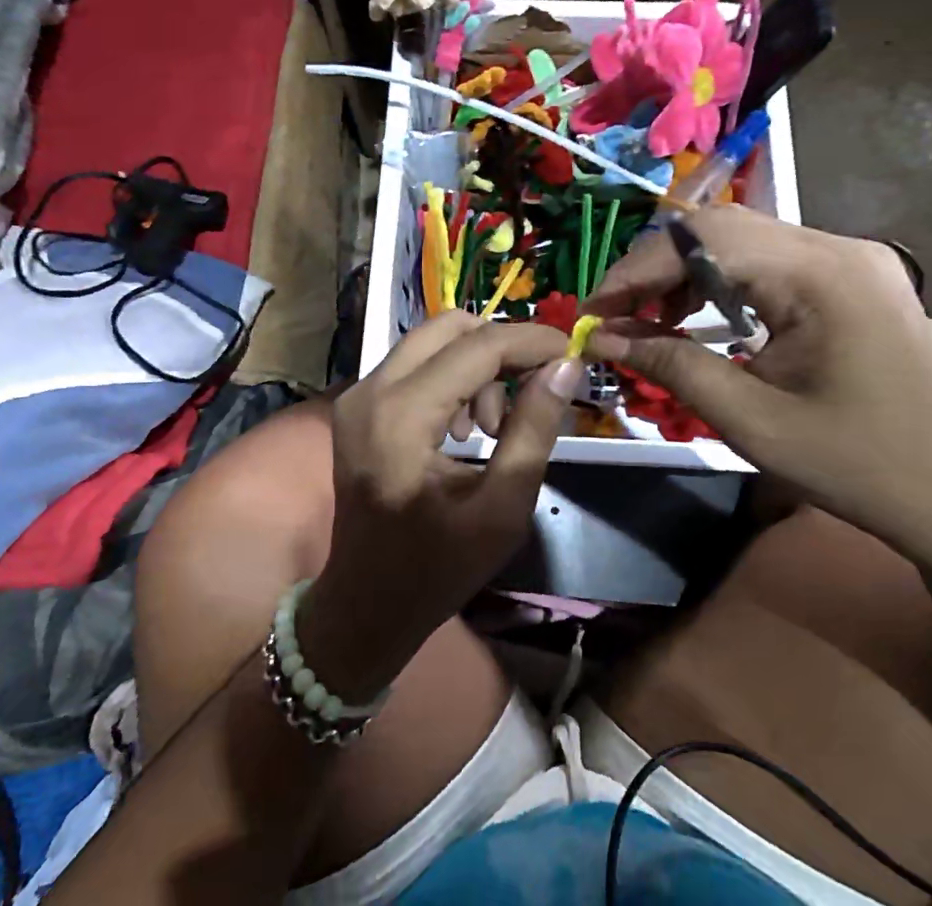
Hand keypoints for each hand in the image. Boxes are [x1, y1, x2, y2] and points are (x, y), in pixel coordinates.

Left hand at [298, 313, 580, 700]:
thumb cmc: (438, 568)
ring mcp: (357, 397)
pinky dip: (452, 379)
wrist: (368, 604)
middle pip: (450, 327)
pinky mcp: (357, 407)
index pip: (479, 347)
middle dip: (503, 347)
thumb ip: (534, 430)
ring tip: (495, 425)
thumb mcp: (502, 506)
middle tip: (536, 388)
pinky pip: (415, 366)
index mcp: (401, 417)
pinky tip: (466, 429)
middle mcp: (369, 392)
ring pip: (431, 342)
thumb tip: (565, 367)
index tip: (574, 354)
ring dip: (477, 366)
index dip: (533, 342)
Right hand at [584, 206, 931, 543]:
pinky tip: (702, 317)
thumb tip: (603, 338)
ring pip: (745, 240)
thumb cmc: (852, 465)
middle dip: (657, 268)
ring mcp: (852, 257)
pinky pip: (772, 261)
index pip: (705, 241)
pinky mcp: (853, 277)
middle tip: (616, 316)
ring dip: (688, 272)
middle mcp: (839, 247)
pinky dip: (724, 282)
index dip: (636, 271)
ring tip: (652, 320)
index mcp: (821, 275)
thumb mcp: (750, 420)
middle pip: (723, 228)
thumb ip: (671, 366)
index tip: (593, 312)